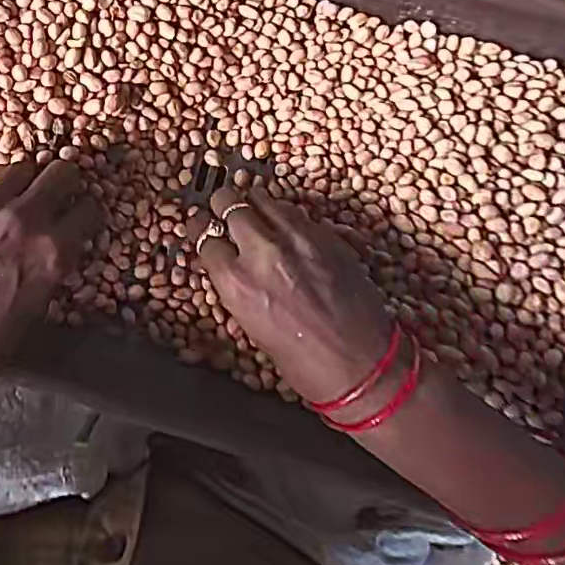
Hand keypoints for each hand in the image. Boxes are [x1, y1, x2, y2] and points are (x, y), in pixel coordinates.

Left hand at [0, 158, 98, 425]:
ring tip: (16, 203)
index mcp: (51, 251)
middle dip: (64, 183)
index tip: (81, 217)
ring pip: (18, 171)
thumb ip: (51, 270)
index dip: (87, 214)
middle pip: (61, 173)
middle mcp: (21, 220)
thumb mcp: (36, 311)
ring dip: (24, 185)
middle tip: (58, 193)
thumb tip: (55, 251)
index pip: (89, 210)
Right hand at [190, 185, 394, 405]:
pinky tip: (284, 228)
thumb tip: (226, 259)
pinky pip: (296, 212)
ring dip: (253, 204)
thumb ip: (235, 283)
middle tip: (222, 210)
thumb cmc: (304, 360)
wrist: (363, 367)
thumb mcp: (250, 322)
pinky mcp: (327, 237)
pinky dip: (284, 216)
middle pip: (229, 204)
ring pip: (262, 198)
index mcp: (236, 281)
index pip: (204, 236)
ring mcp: (298, 240)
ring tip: (252, 212)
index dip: (201, 230)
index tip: (200, 226)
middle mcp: (263, 253)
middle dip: (221, 206)